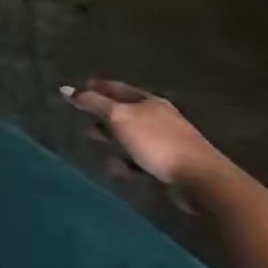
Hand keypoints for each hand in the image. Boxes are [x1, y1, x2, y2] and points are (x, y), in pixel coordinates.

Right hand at [62, 78, 232, 188]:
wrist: (202, 179)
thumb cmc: (156, 142)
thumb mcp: (119, 117)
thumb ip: (92, 102)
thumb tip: (66, 89)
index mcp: (148, 101)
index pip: (115, 88)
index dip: (94, 88)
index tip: (75, 92)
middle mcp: (158, 117)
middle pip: (123, 112)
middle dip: (102, 117)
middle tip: (84, 122)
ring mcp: (166, 140)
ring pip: (130, 137)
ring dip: (114, 142)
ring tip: (101, 150)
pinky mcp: (170, 163)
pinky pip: (140, 158)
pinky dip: (129, 162)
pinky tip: (122, 170)